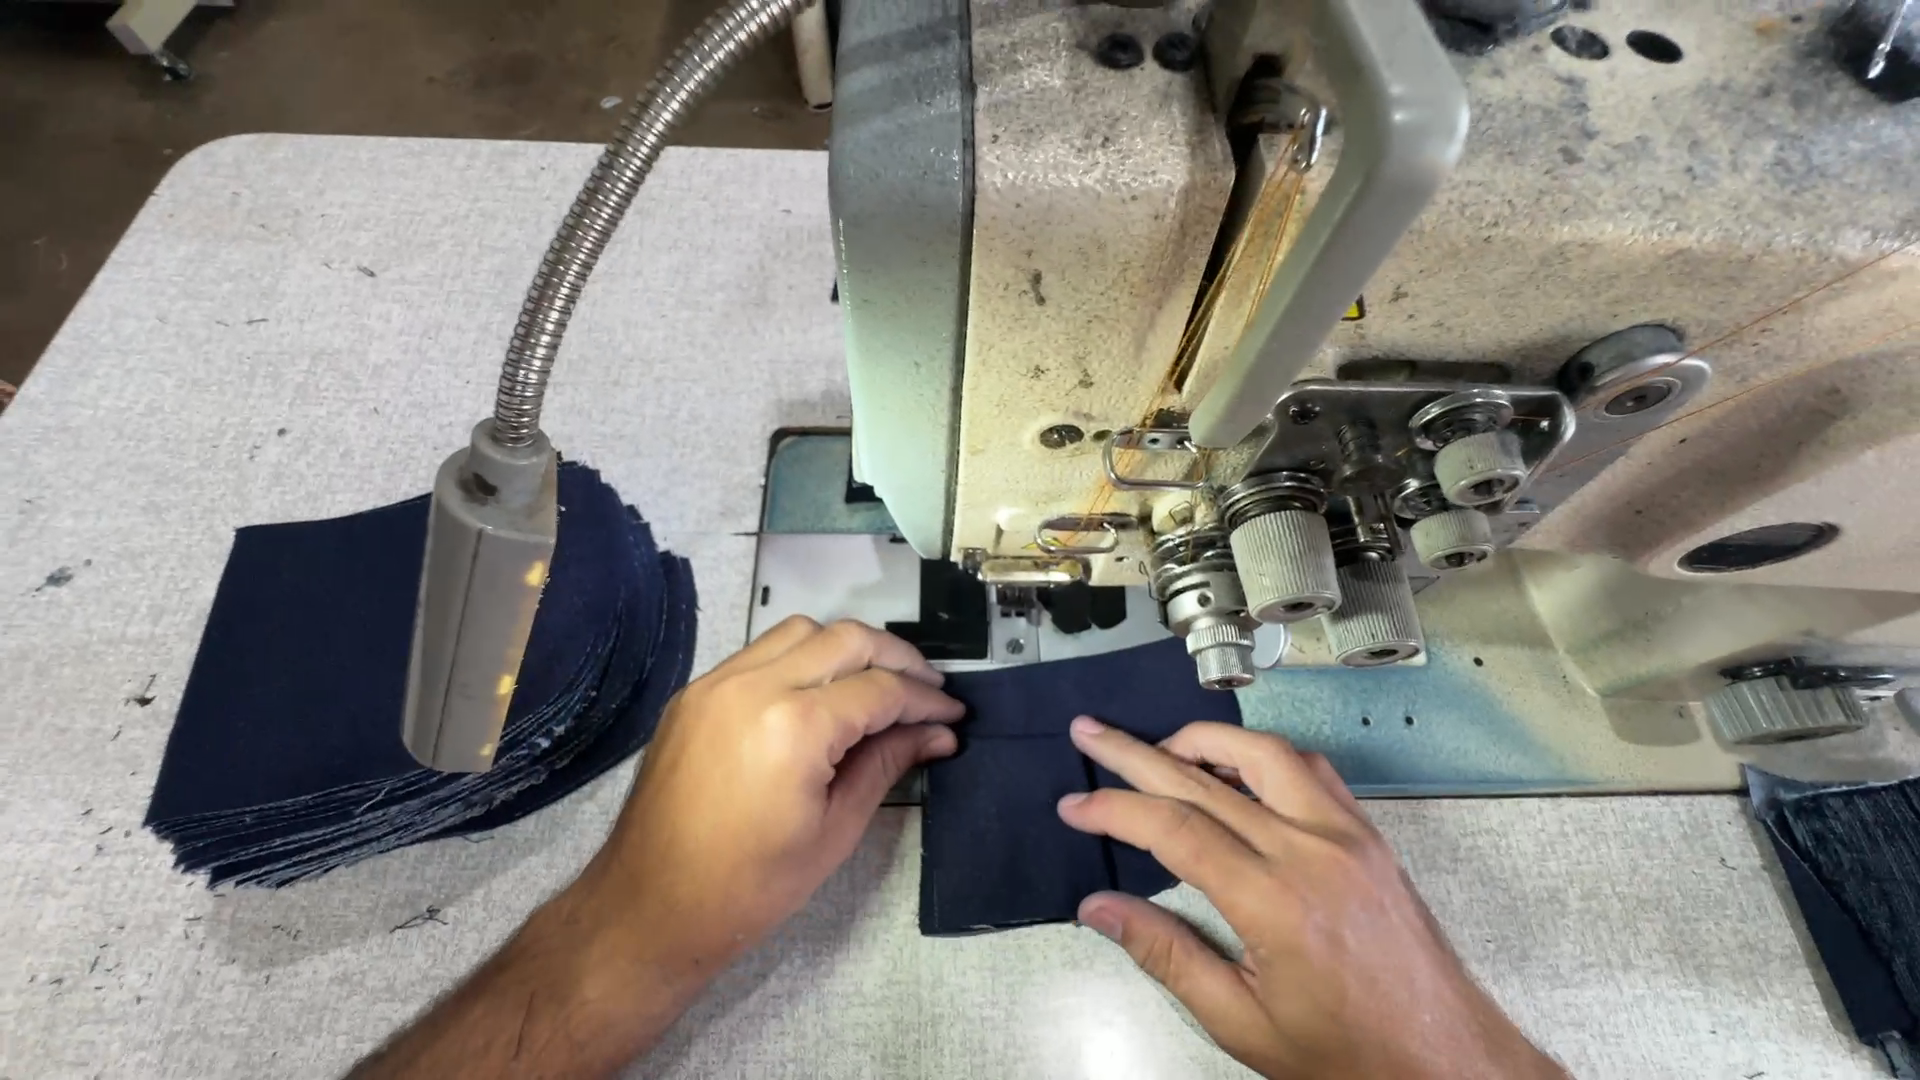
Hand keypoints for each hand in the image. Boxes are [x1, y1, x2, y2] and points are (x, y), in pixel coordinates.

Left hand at [564, 617, 962, 989]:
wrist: (648, 908)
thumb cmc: (750, 887)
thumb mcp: (836, 830)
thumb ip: (888, 763)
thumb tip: (939, 735)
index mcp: (794, 727)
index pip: (880, 690)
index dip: (925, 700)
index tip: (952, 714)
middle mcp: (754, 685)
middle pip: (846, 638)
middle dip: (897, 657)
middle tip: (927, 687)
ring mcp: (718, 682)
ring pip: (801, 630)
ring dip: (847, 646)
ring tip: (876, 682)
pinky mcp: (696, 690)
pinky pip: (762, 650)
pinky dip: (802, 657)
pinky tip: (820, 691)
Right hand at [1057, 718, 1563, 1079]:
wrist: (1452, 1065)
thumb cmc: (1344, 1055)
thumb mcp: (1242, 1024)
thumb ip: (1165, 955)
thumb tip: (1095, 908)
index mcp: (1275, 902)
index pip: (1175, 829)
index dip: (1114, 808)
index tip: (1073, 804)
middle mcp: (1309, 849)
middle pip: (1203, 777)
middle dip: (1133, 752)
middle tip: (1088, 730)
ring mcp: (1344, 831)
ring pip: (1260, 751)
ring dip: (1200, 740)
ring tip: (1156, 748)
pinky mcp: (1366, 830)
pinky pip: (1308, 766)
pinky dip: (1257, 752)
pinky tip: (1233, 765)